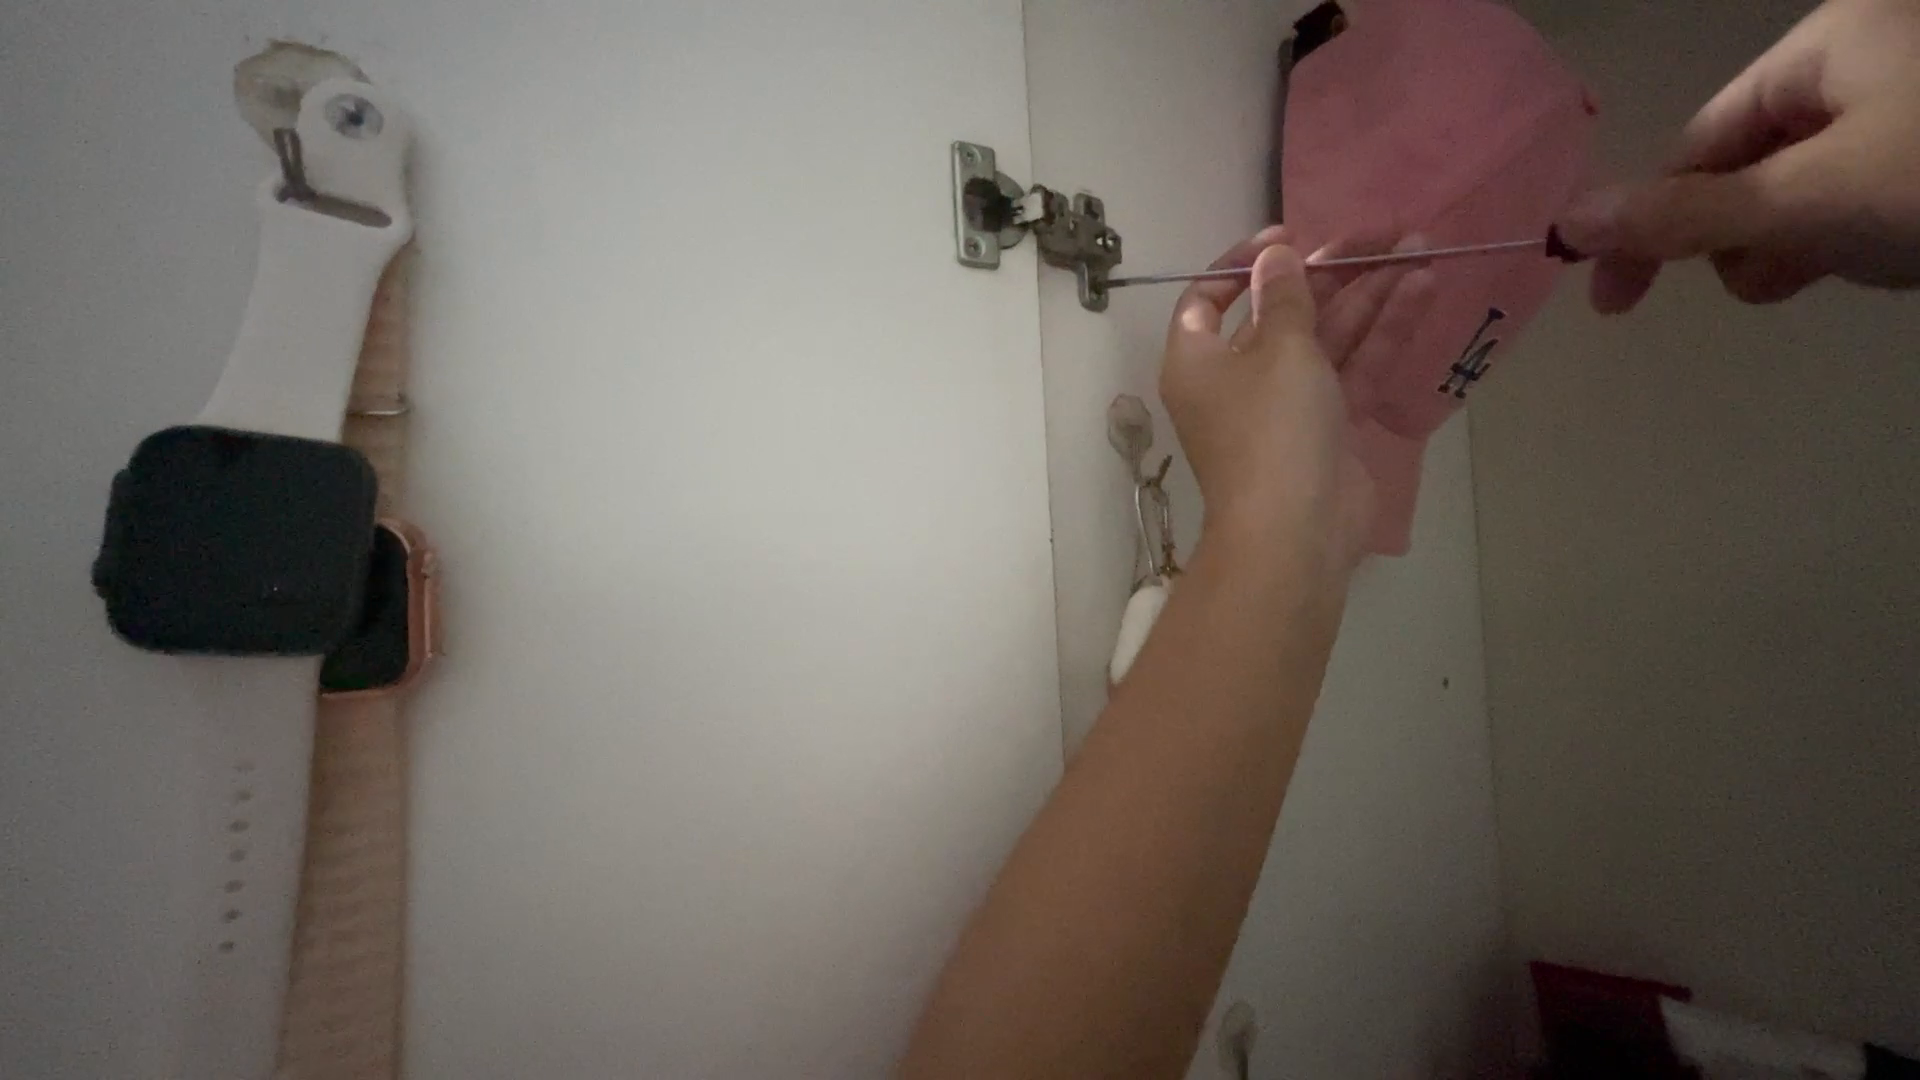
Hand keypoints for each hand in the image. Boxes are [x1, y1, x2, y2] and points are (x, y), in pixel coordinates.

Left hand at [1159, 227, 1435, 577]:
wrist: (1295, 529)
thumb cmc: (1270, 430)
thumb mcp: (1276, 350)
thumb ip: (1282, 298)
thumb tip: (1273, 256)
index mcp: (1196, 362)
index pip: (1206, 299)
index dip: (1243, 264)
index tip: (1289, 237)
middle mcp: (1234, 380)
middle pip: (1279, 312)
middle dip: (1330, 272)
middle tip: (1384, 233)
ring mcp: (1283, 404)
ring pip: (1325, 337)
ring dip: (1369, 294)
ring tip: (1419, 246)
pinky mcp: (1326, 425)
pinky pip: (1351, 367)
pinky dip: (1382, 332)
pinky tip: (1422, 287)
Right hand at [1558, 0, 1919, 311]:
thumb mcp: (1806, 202)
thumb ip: (1676, 217)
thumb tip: (1564, 224)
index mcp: (1837, 40)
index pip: (1695, 147)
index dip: (1646, 226)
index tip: (1617, 303)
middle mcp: (1884, 48)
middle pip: (1754, 163)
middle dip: (1745, 236)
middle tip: (1770, 281)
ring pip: (1815, 180)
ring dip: (1805, 240)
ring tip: (1849, 267)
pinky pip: (1877, 182)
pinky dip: (1867, 228)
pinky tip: (1899, 251)